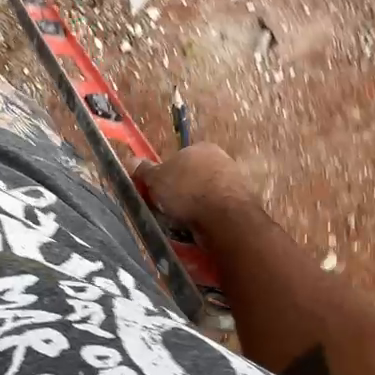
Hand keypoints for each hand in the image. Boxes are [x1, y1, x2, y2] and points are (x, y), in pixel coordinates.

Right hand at [133, 142, 255, 227]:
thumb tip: (131, 160)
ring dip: (195, 205)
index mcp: (201, 147)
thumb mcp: (155, 179)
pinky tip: (199, 227)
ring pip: (206, 194)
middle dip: (181, 190)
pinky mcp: (243, 204)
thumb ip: (144, 170)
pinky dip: (208, 217)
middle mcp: (222, 160)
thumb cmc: (187, 191)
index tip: (158, 190)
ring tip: (181, 221)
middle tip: (168, 206)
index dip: (166, 174)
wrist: (226, 219)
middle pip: (193, 175)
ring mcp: (236, 182)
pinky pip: (217, 209)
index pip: (179, 158)